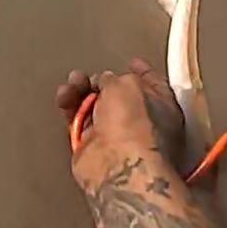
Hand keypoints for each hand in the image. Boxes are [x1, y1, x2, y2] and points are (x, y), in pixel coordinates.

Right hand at [55, 59, 186, 192]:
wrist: (116, 166)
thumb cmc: (134, 125)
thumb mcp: (125, 84)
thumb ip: (114, 78)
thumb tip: (105, 81)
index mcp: (162, 106)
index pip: (152, 83)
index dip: (141, 71)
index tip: (131, 62)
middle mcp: (140, 122)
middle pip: (116, 93)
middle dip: (101, 81)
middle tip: (88, 76)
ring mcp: (115, 135)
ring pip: (93, 104)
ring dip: (80, 90)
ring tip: (72, 83)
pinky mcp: (91, 145)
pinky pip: (77, 119)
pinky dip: (69, 106)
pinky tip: (64, 98)